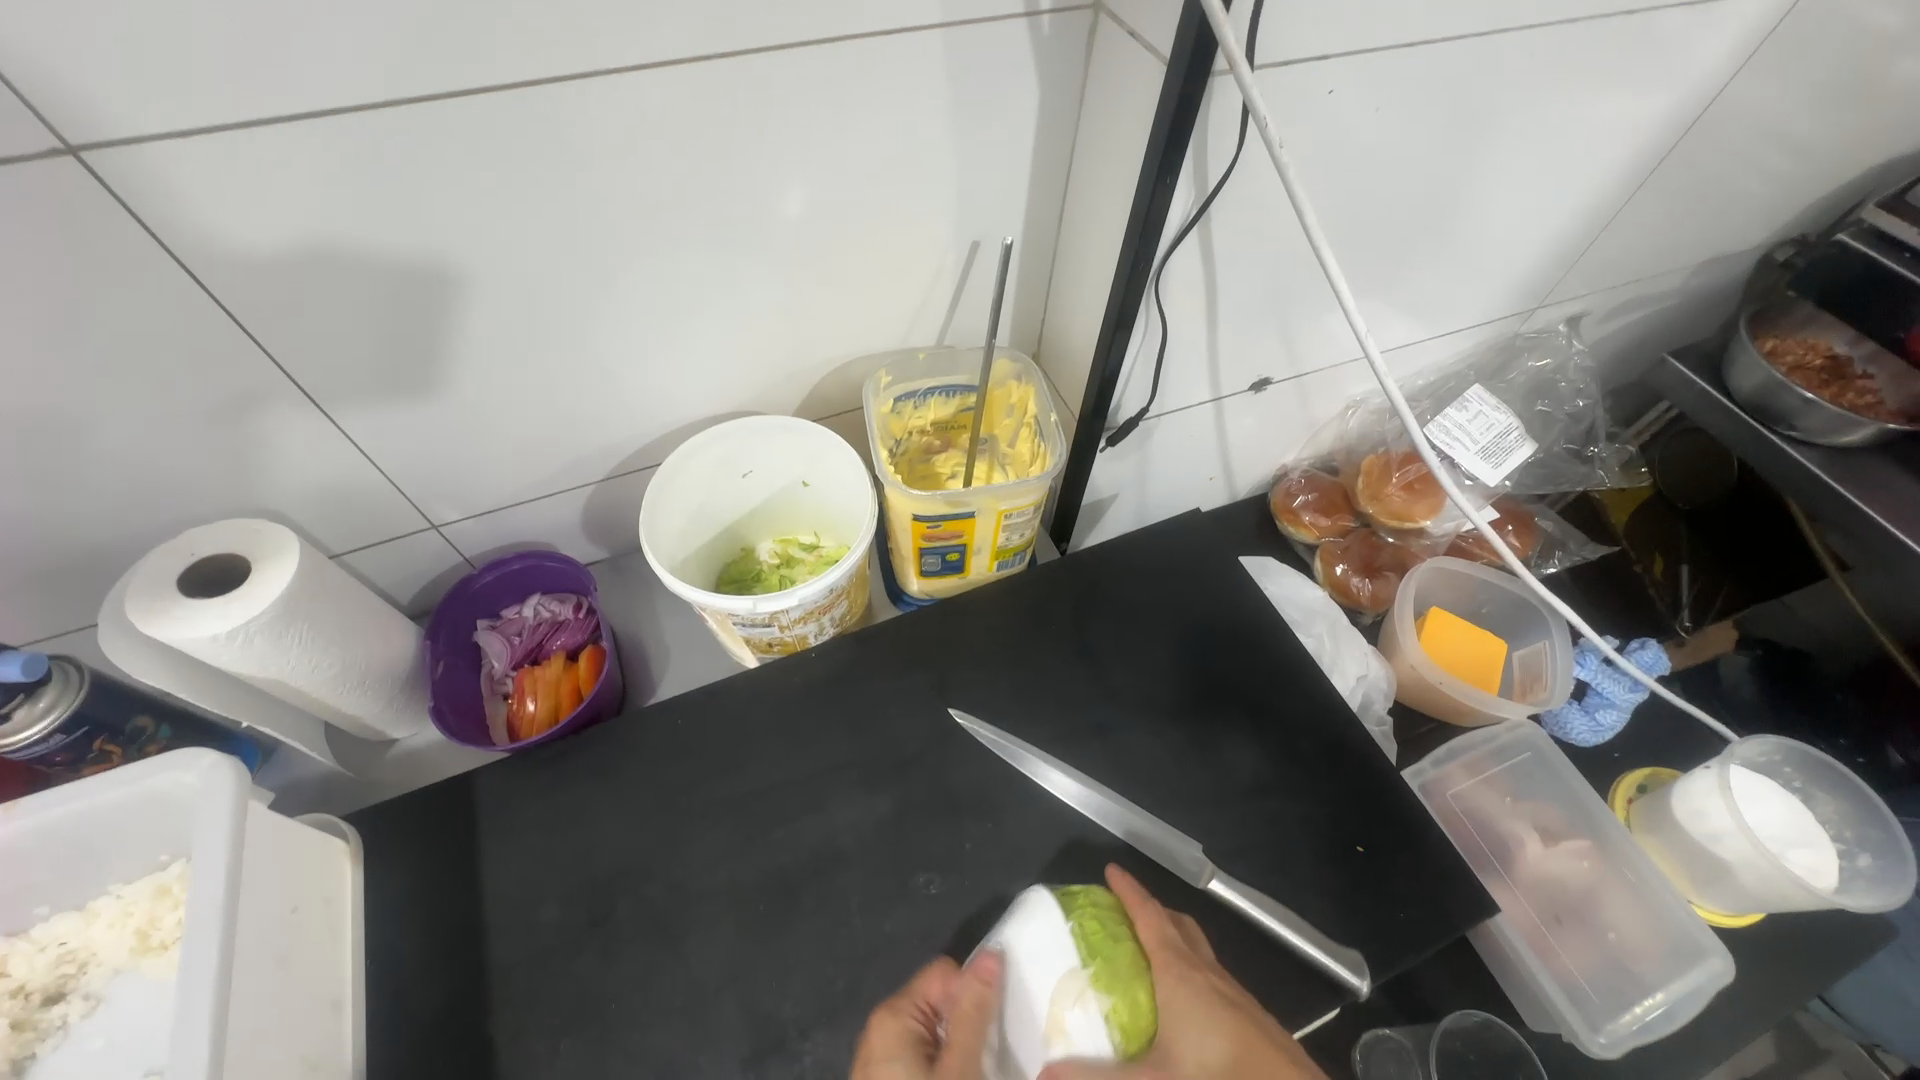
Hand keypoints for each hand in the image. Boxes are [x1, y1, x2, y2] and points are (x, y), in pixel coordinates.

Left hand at [851, 950, 1003, 1079]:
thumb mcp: (957, 1066)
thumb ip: (973, 1011)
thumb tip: (992, 953)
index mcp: (894, 1011)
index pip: (947, 973)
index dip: (974, 995)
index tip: (994, 1028)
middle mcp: (880, 1024)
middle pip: (938, 1001)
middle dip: (966, 1022)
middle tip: (984, 1057)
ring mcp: (878, 1053)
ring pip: (930, 1031)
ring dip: (954, 1046)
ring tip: (969, 1070)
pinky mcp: (881, 1076)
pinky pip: (918, 1054)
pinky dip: (937, 1064)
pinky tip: (947, 1076)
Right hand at [1038, 865, 1325, 1079]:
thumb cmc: (1220, 1075)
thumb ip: (1095, 1077)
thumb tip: (1042, 1074)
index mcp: (1180, 973)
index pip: (1150, 916)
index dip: (1130, 891)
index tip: (1111, 871)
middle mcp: (1209, 974)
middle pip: (1179, 925)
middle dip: (1153, 911)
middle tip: (1124, 915)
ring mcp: (1237, 995)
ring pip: (1200, 953)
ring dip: (1175, 944)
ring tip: (1150, 961)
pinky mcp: (1254, 1020)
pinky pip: (1215, 980)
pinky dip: (1194, 975)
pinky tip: (1188, 1011)